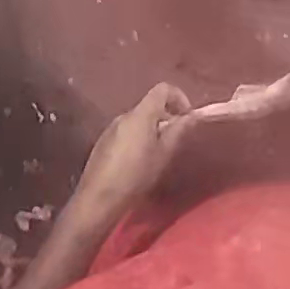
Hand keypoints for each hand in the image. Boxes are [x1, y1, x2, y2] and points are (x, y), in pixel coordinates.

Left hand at [74, 83, 193, 214]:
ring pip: (138, 120)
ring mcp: (110, 128)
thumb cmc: (136, 175)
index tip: (186, 117)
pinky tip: (138, 162)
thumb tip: (191, 116)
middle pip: (150, 106)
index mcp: (140, 114)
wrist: (98, 199)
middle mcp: (124, 115)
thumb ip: (178, 131)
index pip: (163, 89)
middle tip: (175, 140)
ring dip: (152, 130)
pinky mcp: (103, 142)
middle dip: (166, 117)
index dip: (179, 97)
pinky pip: (126, 132)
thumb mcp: (163, 154)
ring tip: (158, 154)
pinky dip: (138, 138)